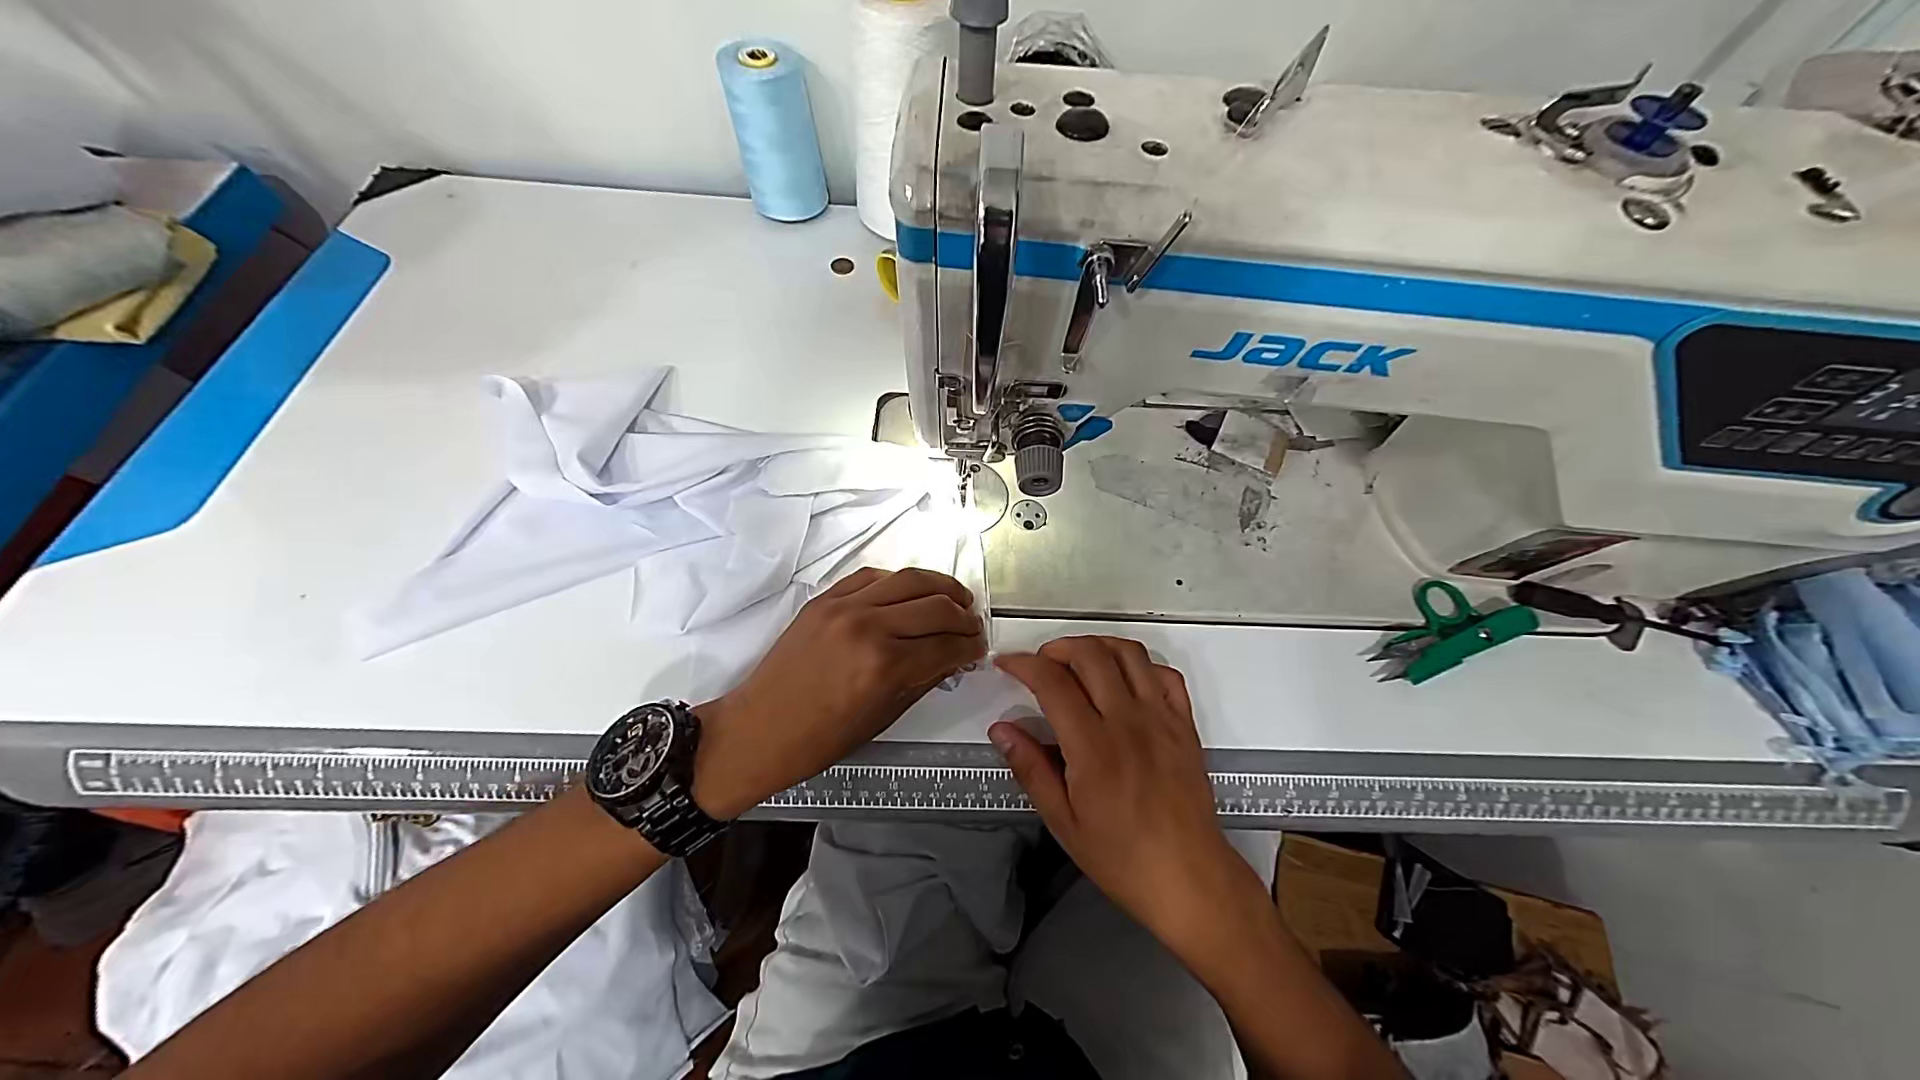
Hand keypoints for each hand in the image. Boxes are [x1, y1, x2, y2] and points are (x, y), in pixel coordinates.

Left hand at [692, 568, 985, 817]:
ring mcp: (844, 607)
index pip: (946, 645)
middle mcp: (868, 627)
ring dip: (940, 587)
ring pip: (908, 579)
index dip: (970, 646)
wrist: (759, 729)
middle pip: (936, 606)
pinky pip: (872, 577)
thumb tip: (951, 658)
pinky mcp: (825, 599)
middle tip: (972, 626)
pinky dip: (898, 582)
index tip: (978, 648)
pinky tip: (910, 593)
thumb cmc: (820, 738)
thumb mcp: (883, 717)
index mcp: (885, 666)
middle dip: (963, 617)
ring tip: (954, 598)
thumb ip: (923, 680)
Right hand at [992, 637, 1264, 951]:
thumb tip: (1001, 730)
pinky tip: (1122, 678)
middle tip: (1039, 663)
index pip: (1052, 681)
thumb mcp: (1063, 821)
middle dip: (1056, 647)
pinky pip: (1164, 674)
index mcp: (1093, 746)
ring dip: (1096, 644)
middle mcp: (1129, 720)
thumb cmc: (1121, 857)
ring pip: (1128, 653)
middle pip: (1090, 654)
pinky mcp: (1185, 725)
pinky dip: (1139, 664)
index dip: (1023, 664)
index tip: (1006, 664)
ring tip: (1076, 659)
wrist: (1190, 879)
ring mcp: (1162, 718)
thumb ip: (1030, 768)